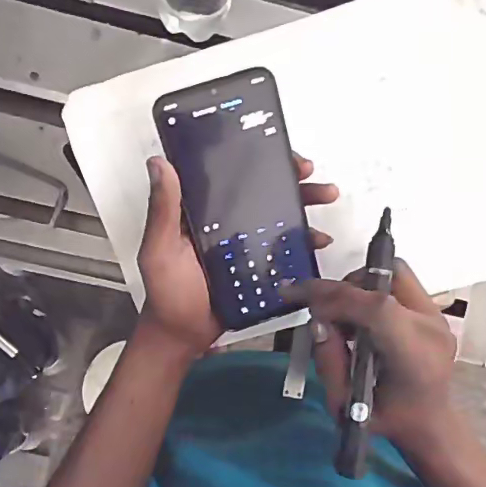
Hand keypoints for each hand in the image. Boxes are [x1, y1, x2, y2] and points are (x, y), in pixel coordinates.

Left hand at [137, 154, 337, 355]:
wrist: (184, 336)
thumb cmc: (167, 292)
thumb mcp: (160, 249)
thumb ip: (163, 210)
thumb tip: (159, 163)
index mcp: (199, 210)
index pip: (227, 174)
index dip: (252, 158)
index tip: (275, 150)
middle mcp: (223, 221)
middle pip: (260, 190)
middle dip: (289, 178)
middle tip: (309, 172)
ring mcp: (243, 242)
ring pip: (277, 214)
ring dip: (304, 202)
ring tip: (326, 196)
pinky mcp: (258, 264)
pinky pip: (284, 246)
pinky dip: (304, 240)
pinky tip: (318, 239)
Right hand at [281, 260, 459, 452]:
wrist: (429, 423)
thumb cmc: (386, 420)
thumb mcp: (345, 403)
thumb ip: (328, 361)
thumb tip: (317, 323)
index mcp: (414, 358)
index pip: (377, 310)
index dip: (337, 298)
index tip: (306, 303)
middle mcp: (431, 330)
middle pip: (384, 282)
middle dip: (344, 290)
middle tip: (322, 312)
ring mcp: (437, 317)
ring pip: (392, 274)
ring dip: (358, 288)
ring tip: (341, 316)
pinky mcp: (433, 311)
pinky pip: (398, 284)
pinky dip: (372, 292)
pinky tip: (360, 318)